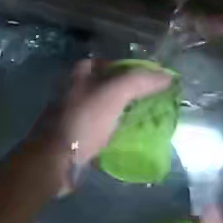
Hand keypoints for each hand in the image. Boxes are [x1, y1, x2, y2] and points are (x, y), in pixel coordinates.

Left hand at [26, 60, 171, 167]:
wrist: (55, 159)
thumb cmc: (83, 120)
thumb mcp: (114, 94)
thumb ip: (139, 81)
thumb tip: (166, 75)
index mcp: (77, 77)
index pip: (102, 63)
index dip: (122, 67)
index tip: (145, 78)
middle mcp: (71, 93)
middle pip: (101, 87)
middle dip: (123, 92)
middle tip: (148, 100)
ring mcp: (71, 117)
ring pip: (100, 110)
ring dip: (119, 114)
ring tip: (143, 120)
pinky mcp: (73, 139)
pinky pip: (97, 132)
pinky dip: (111, 133)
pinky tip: (127, 139)